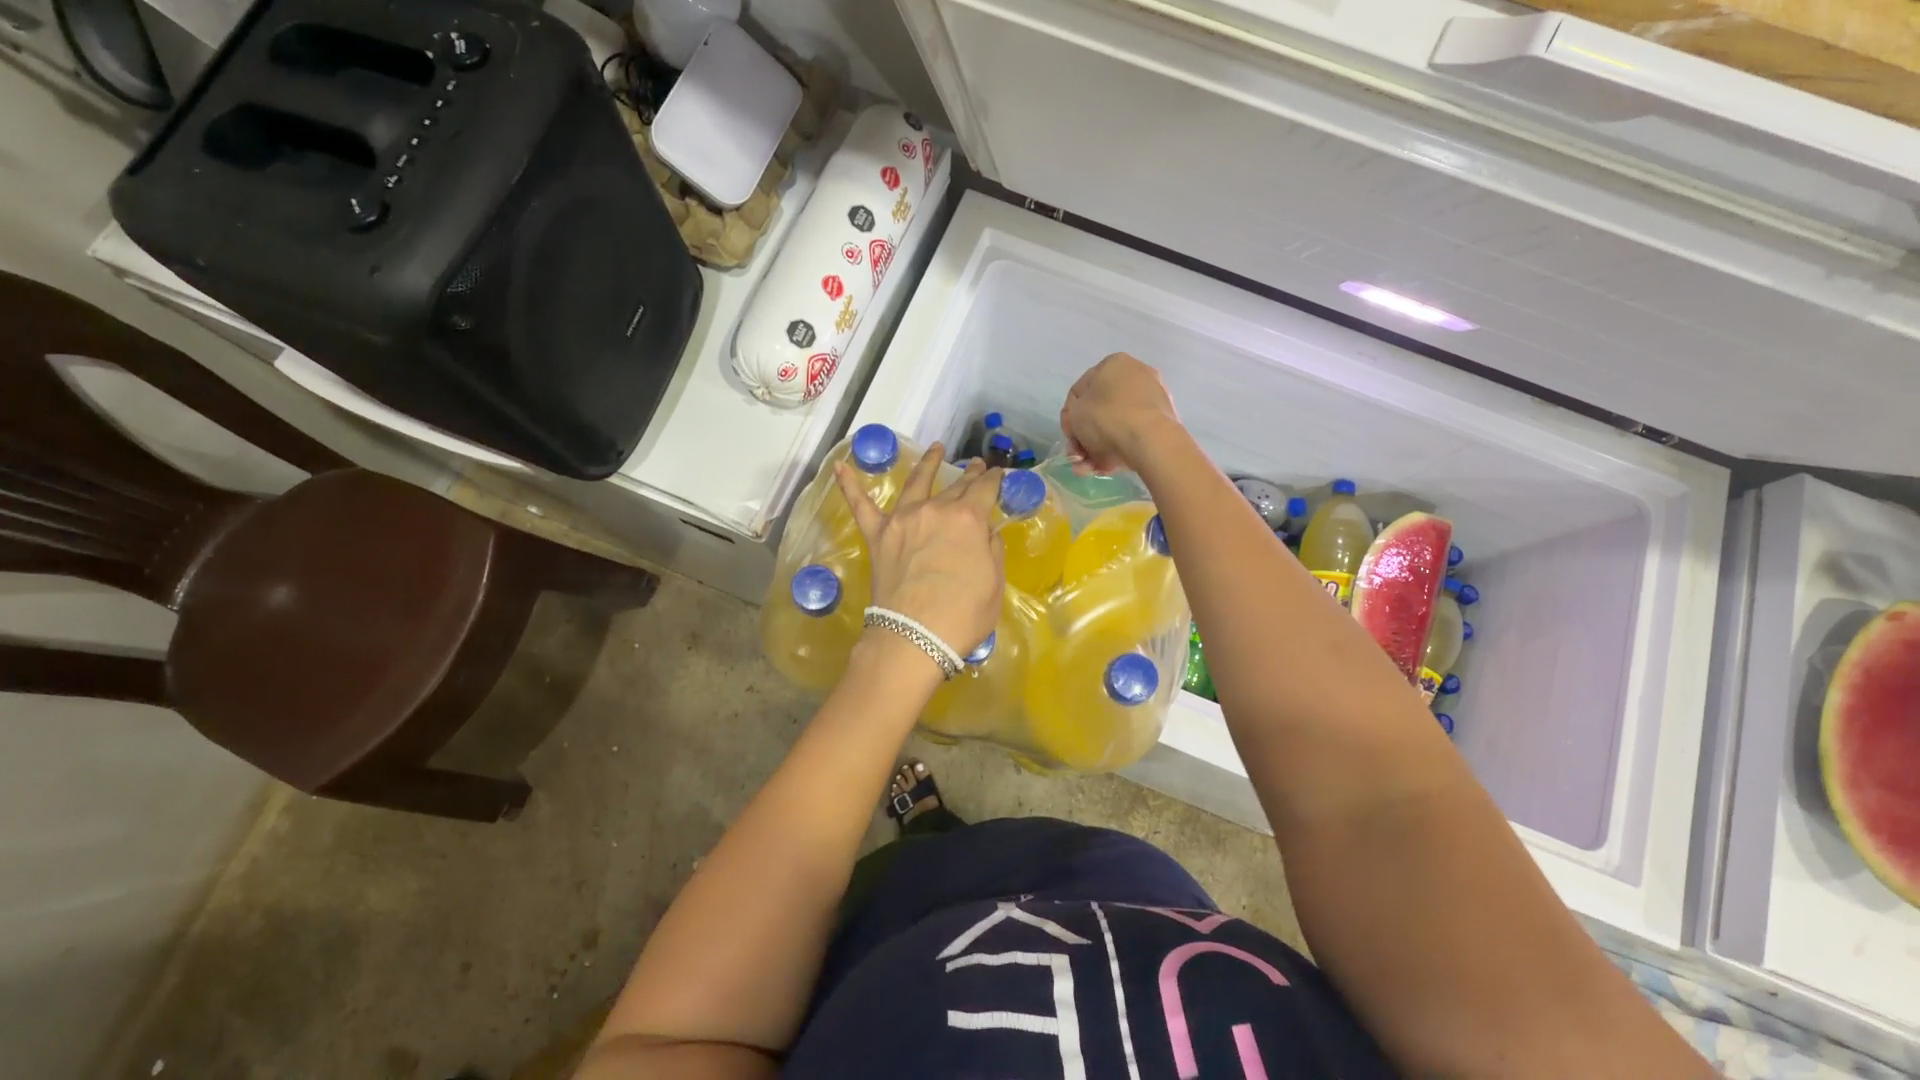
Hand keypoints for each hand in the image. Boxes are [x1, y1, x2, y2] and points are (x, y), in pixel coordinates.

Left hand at [835, 444, 1004, 658]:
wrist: (914, 636)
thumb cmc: (963, 615)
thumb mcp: (994, 582)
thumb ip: (991, 549)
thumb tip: (984, 531)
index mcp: (969, 519)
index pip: (985, 490)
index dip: (994, 481)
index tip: (999, 474)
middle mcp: (935, 509)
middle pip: (955, 486)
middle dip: (969, 474)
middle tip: (977, 465)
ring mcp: (903, 520)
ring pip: (915, 483)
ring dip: (927, 464)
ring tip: (936, 449)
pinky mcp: (878, 536)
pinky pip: (860, 506)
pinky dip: (849, 485)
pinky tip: (840, 465)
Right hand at [1060, 353, 1180, 474]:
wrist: (1151, 441)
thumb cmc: (1106, 418)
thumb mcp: (1073, 414)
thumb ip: (1071, 417)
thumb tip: (1081, 428)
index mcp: (1114, 364)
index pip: (1080, 390)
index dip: (1068, 416)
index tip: (1068, 436)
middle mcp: (1136, 375)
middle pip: (1099, 410)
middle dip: (1084, 437)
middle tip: (1077, 457)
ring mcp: (1153, 399)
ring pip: (1115, 425)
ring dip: (1097, 448)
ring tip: (1089, 469)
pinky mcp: (1164, 421)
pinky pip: (1133, 434)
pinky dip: (1118, 449)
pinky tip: (1105, 468)